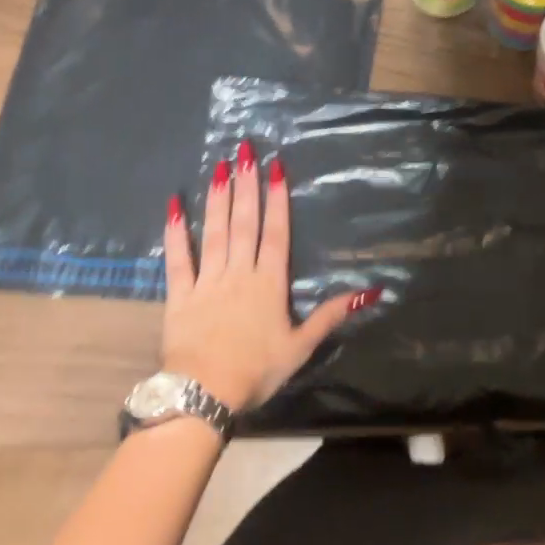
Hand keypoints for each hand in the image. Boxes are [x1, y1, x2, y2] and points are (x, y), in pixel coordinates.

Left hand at [160, 145, 377, 410]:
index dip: (276, 200)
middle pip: (244, 223)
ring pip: (214, 232)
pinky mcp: (180, 295)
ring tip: (218, 166)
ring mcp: (207, 281)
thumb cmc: (257, 370)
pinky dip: (176, 232)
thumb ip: (330, 315)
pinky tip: (174, 206)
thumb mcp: (301, 346)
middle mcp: (239, 273)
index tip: (275, 167)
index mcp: (269, 283)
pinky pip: (178, 258)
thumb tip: (370, 291)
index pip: (276, 234)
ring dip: (217, 198)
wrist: (203, 392)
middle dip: (246, 186)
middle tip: (245, 152)